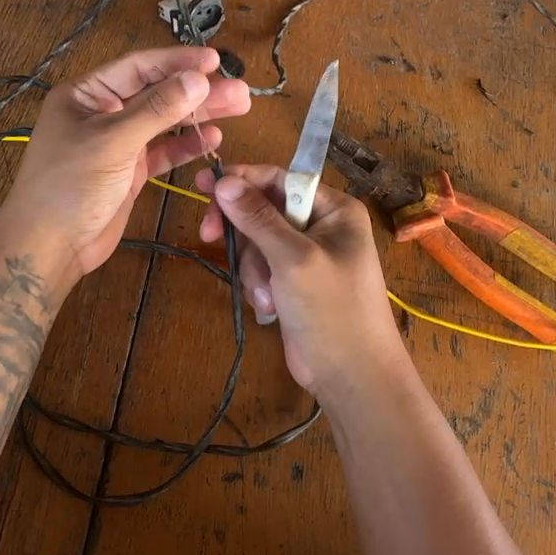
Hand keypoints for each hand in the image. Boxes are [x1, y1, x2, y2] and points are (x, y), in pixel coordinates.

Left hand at [0, 47, 250, 282]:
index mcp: (86, 94)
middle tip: (240, 90)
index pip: (138, 68)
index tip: (215, 60)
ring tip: (239, 107)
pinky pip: (162, 151)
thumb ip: (158, 109)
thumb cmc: (70, 185)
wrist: (50, 246)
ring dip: (198, 115)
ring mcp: (117, 143)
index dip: (177, 62)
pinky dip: (186, 145)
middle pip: (156, 93)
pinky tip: (213, 138)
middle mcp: (101, 113)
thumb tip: (199, 78)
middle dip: (197, 91)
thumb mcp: (113, 141)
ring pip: (164, 122)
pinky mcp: (129, 171)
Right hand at [195, 165, 407, 400]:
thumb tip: (223, 181)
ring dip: (252, 268)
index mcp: (334, 209)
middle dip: (243, 232)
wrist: (352, 376)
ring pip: (256, 242)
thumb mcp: (293, 259)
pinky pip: (259, 267)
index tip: (203, 183)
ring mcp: (306, 255)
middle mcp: (321, 225)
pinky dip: (257, 284)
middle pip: (262, 209)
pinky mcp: (292, 282)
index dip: (241, 179)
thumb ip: (257, 218)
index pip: (280, 178)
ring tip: (266, 295)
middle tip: (209, 236)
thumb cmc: (332, 310)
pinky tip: (270, 306)